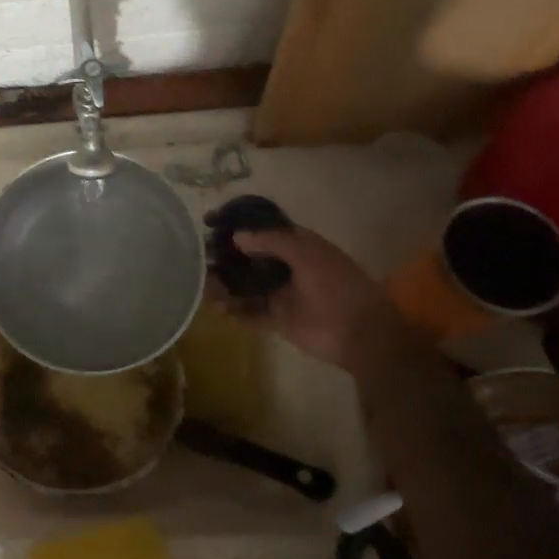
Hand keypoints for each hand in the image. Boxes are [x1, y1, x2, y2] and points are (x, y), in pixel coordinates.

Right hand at [208, 225, 410, 371]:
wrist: (360, 334)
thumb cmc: (338, 287)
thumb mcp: (308, 256)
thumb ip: (273, 241)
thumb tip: (237, 236)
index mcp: (298, 245)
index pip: (262, 229)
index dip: (238, 226)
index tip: (211, 224)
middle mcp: (286, 266)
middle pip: (249, 257)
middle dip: (225, 257)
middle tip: (198, 256)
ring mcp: (281, 292)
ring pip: (246, 284)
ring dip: (225, 284)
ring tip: (203, 285)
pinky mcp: (277, 317)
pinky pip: (249, 311)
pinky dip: (233, 309)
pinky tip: (216, 308)